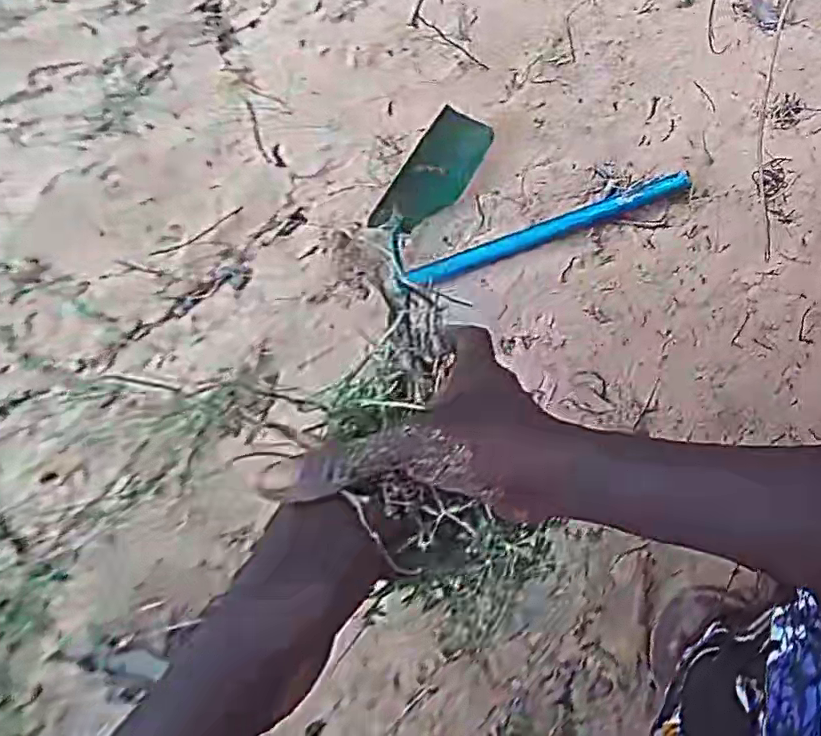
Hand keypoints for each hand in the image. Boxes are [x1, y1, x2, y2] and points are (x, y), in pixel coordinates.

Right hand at [267, 326, 578, 522]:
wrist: (546, 479)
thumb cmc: (489, 443)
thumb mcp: (413, 445)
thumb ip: (351, 459)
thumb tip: (275, 479)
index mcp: (477, 372)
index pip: (466, 337)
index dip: (444, 334)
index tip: (416, 341)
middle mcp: (491, 393)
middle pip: (457, 380)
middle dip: (422, 391)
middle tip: (374, 408)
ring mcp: (499, 426)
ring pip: (459, 421)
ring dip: (428, 433)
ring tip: (379, 449)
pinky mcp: (500, 459)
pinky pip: (462, 456)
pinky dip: (438, 466)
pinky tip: (404, 485)